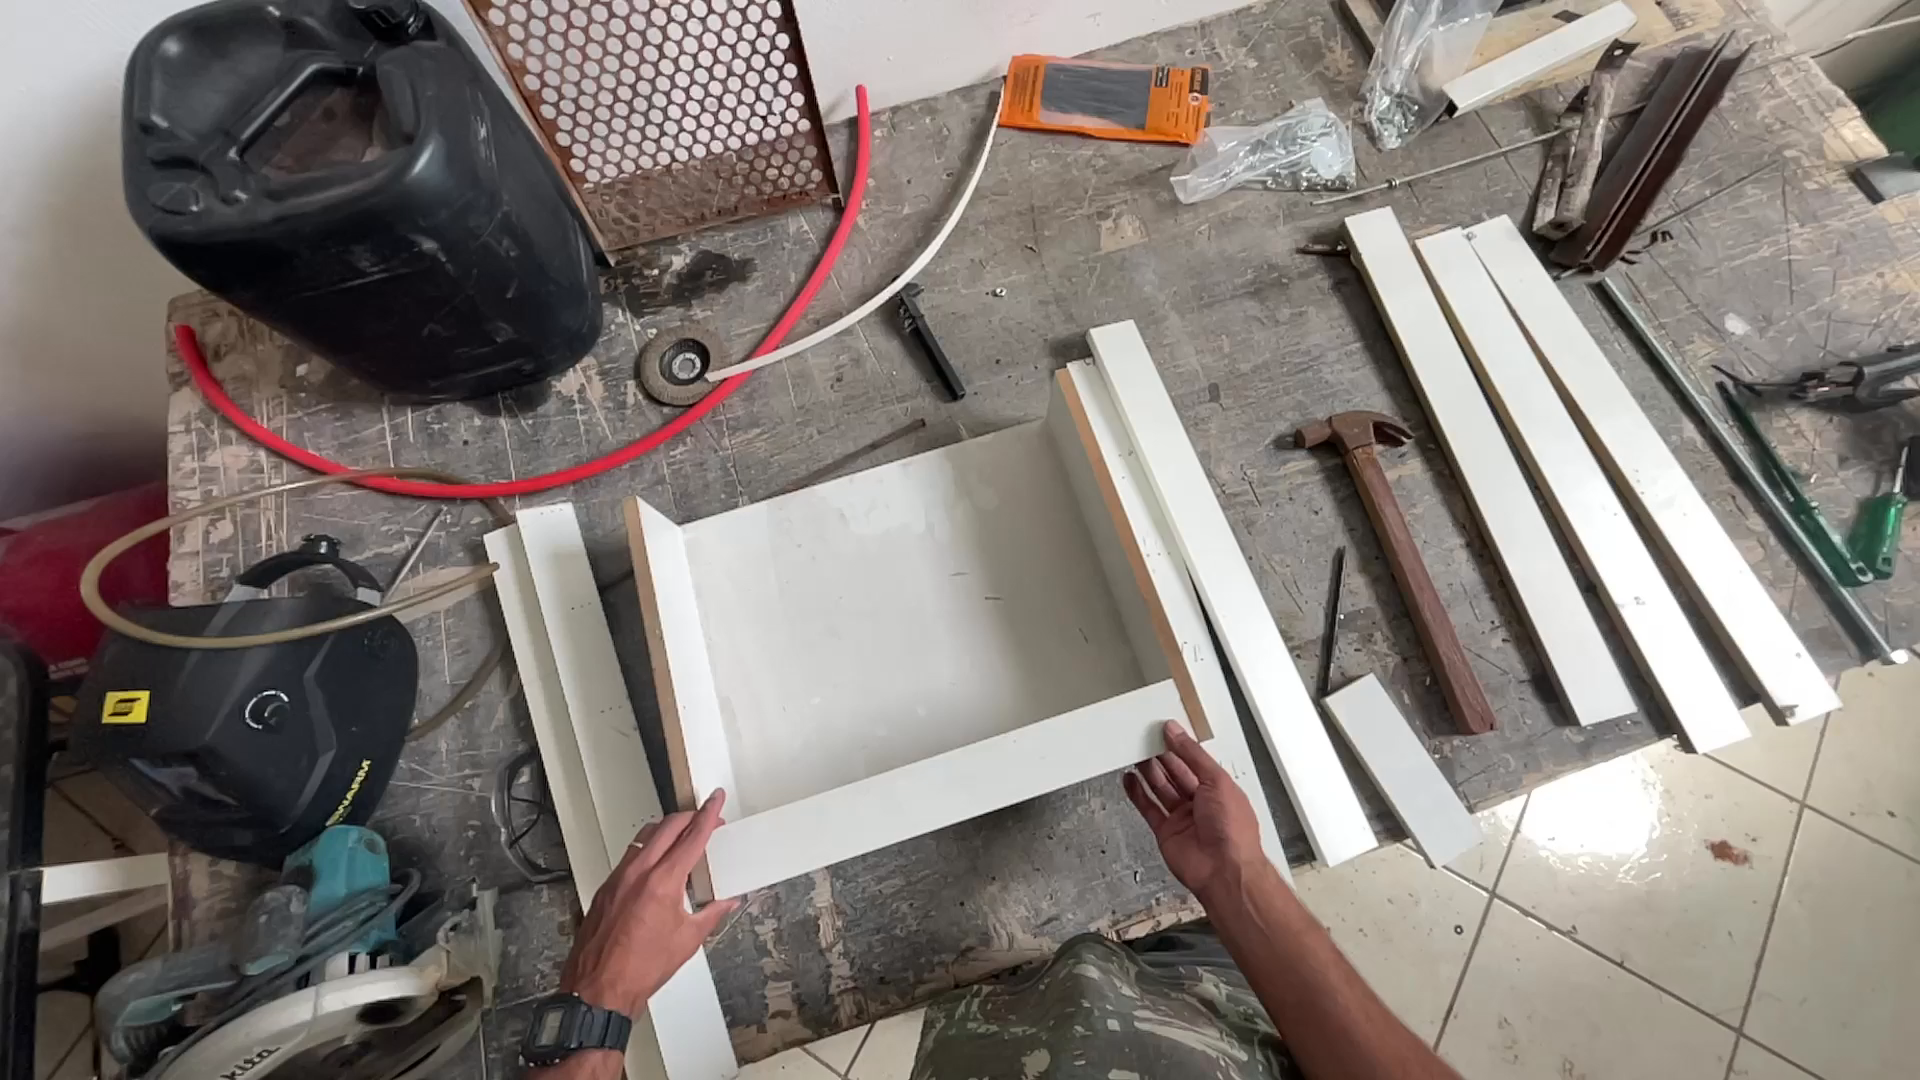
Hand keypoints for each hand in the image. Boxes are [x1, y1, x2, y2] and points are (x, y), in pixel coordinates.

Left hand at [559, 790, 741, 1017]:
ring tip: (682, 837)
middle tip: (706, 819)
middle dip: (690, 816)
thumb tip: (727, 903)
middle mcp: (638, 873)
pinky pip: (630, 855)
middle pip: (669, 826)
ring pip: (646, 836)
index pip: (692, 836)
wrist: (597, 993)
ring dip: (667, 829)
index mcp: (663, 882)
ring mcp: (618, 879)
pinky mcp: (605, 888)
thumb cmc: (638, 970)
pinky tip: (656, 863)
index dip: (709, 814)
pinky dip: (648, 848)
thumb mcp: (687, 940)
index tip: (716, 799)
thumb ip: (711, 913)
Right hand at [1123, 722, 1266, 901]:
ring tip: (1134, 754)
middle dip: (1161, 756)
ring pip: (1161, 788)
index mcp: (1219, 789)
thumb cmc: (1234, 833)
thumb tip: (1176, 733)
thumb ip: (1192, 755)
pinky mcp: (1167, 832)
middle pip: (1176, 773)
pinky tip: (1130, 780)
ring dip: (1148, 771)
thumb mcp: (1216, 780)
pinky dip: (1137, 793)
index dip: (1180, 744)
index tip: (1164, 730)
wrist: (1224, 872)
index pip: (1195, 760)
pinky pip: (1149, 808)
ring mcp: (1183, 818)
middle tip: (1145, 739)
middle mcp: (1202, 803)